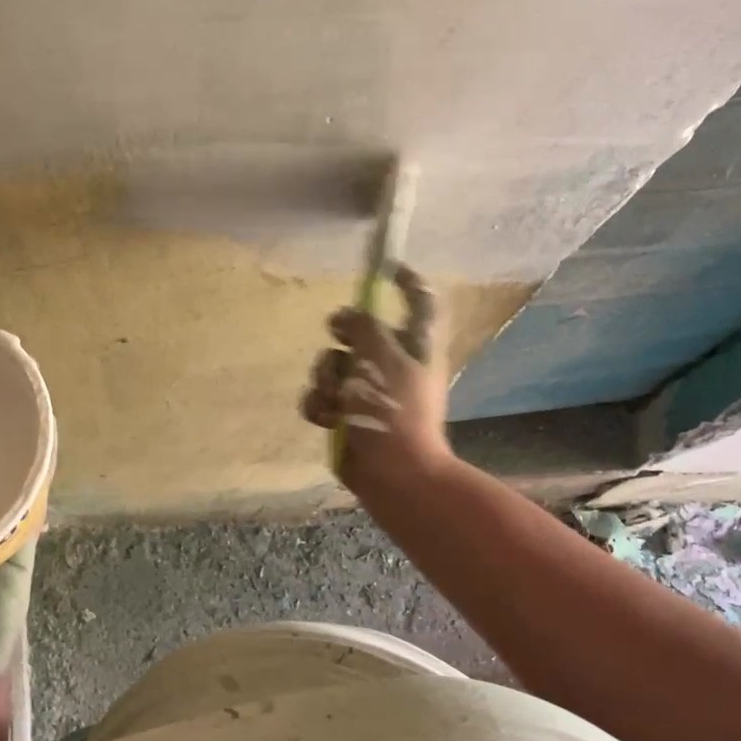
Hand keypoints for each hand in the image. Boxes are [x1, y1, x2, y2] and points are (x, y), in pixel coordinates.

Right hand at [300, 262, 450, 491]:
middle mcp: (394, 365)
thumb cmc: (394, 409)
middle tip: (338, 337)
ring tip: (334, 397)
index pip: (420, 302)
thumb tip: (349, 316)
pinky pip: (321, 397)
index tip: (384, 267)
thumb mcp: (381, 356)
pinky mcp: (347, 417)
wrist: (394, 473)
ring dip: (326, 377)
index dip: (406, 281)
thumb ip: (364, 326)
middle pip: (361, 332)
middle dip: (343, 336)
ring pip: (333, 365)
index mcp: (416, 346)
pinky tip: (326, 418)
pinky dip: (319, 406)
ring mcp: (369, 392)